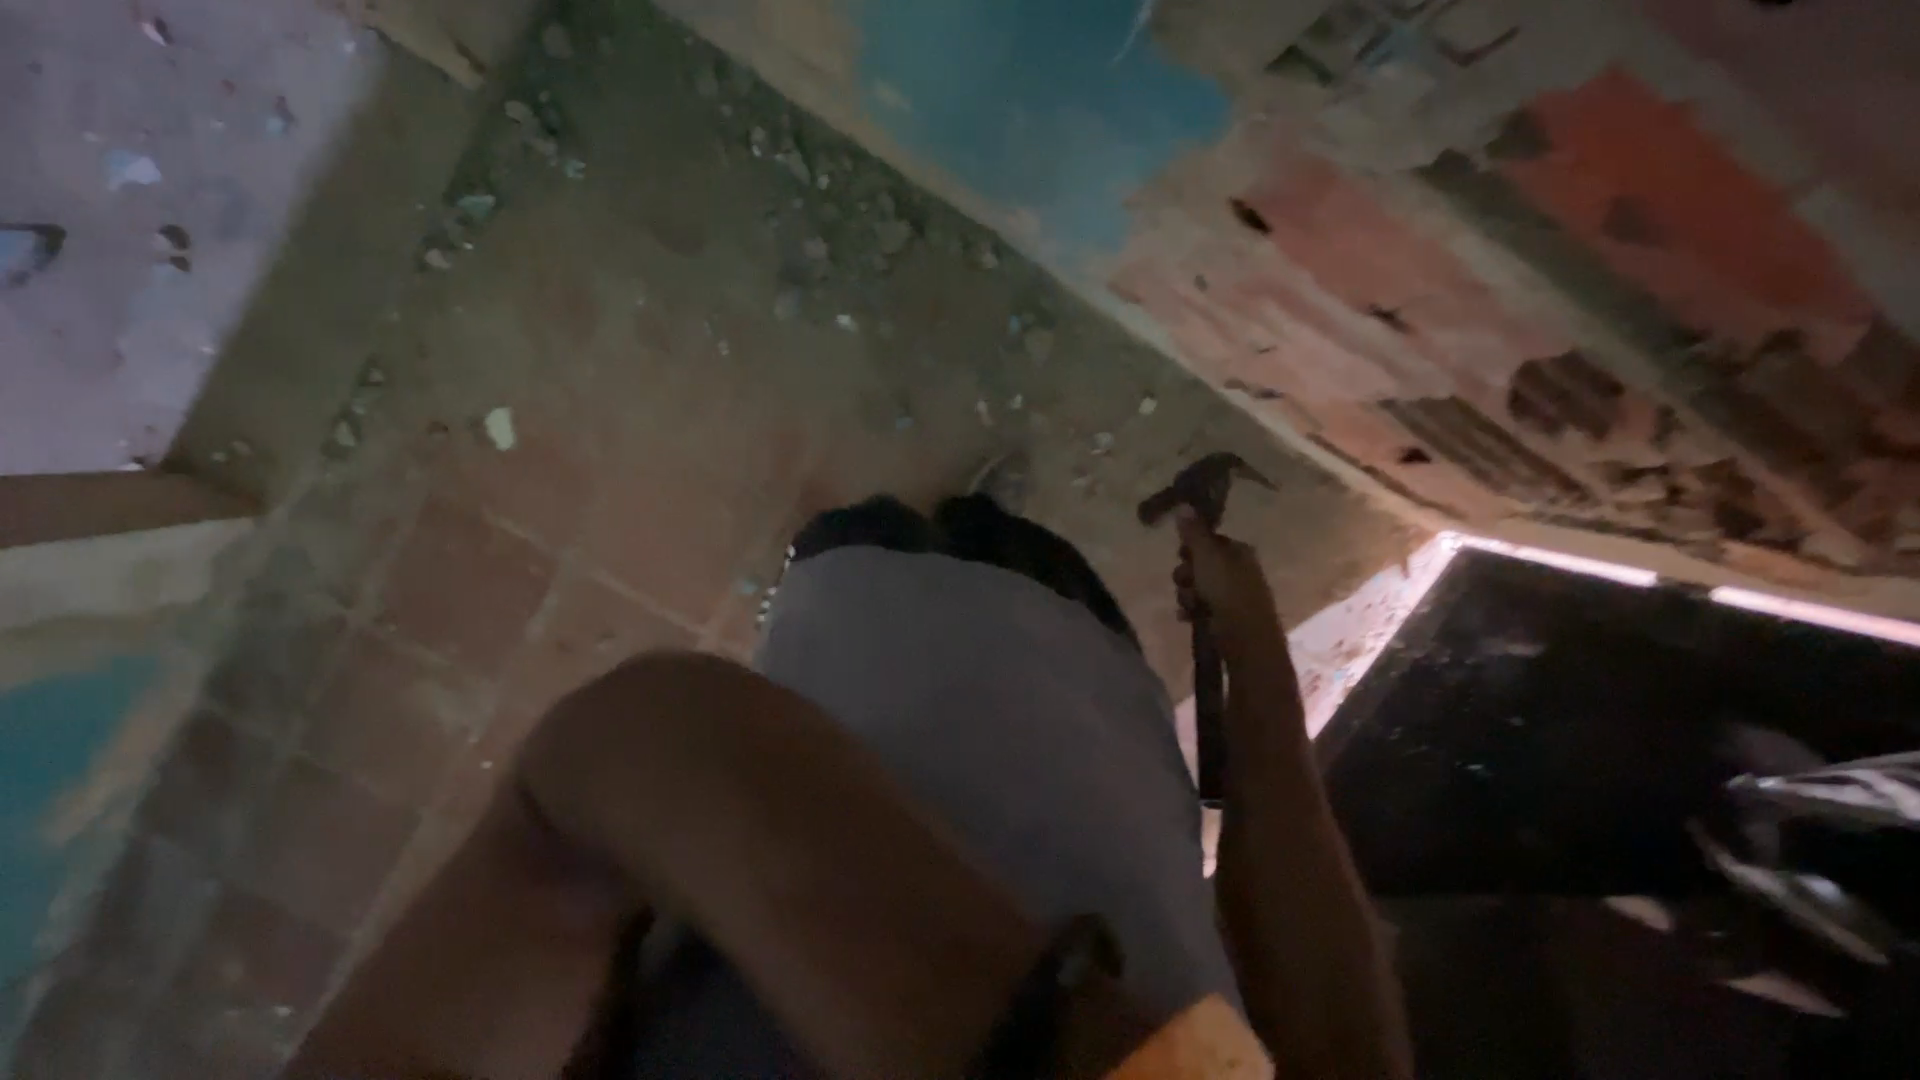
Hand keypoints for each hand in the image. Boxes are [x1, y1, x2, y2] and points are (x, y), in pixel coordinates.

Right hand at [1173, 508, 1284, 660]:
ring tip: (1190, 605)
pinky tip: (1189, 617)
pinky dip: (1193, 611)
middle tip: (1185, 582)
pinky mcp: (1227, 617)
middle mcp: (1239, 570)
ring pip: (1197, 588)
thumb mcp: (1206, 556)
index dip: (1191, 549)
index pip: (1208, 541)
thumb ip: (1193, 532)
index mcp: (1239, 551)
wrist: (1246, 636)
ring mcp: (1234, 595)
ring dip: (1187, 595)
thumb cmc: (1227, 591)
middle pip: (1200, 565)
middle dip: (1186, 575)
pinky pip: (1201, 607)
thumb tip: (1184, 504)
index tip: (1182, 556)